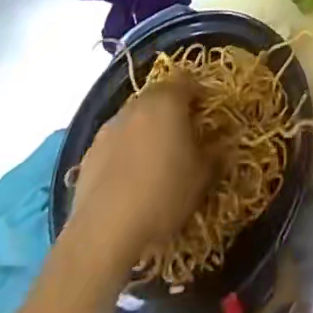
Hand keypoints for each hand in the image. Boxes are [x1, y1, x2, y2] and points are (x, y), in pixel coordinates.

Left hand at [68, 79, 212, 265]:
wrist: (105, 231)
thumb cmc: (164, 193)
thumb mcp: (203, 175)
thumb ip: (216, 152)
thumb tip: (223, 142)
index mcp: (166, 101)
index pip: (187, 81)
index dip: (200, 94)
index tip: (207, 115)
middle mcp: (136, 105)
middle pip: (158, 97)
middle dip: (173, 111)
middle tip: (185, 137)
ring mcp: (108, 128)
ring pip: (135, 119)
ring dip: (148, 130)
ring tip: (157, 161)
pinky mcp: (89, 153)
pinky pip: (116, 143)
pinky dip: (126, 152)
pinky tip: (131, 180)